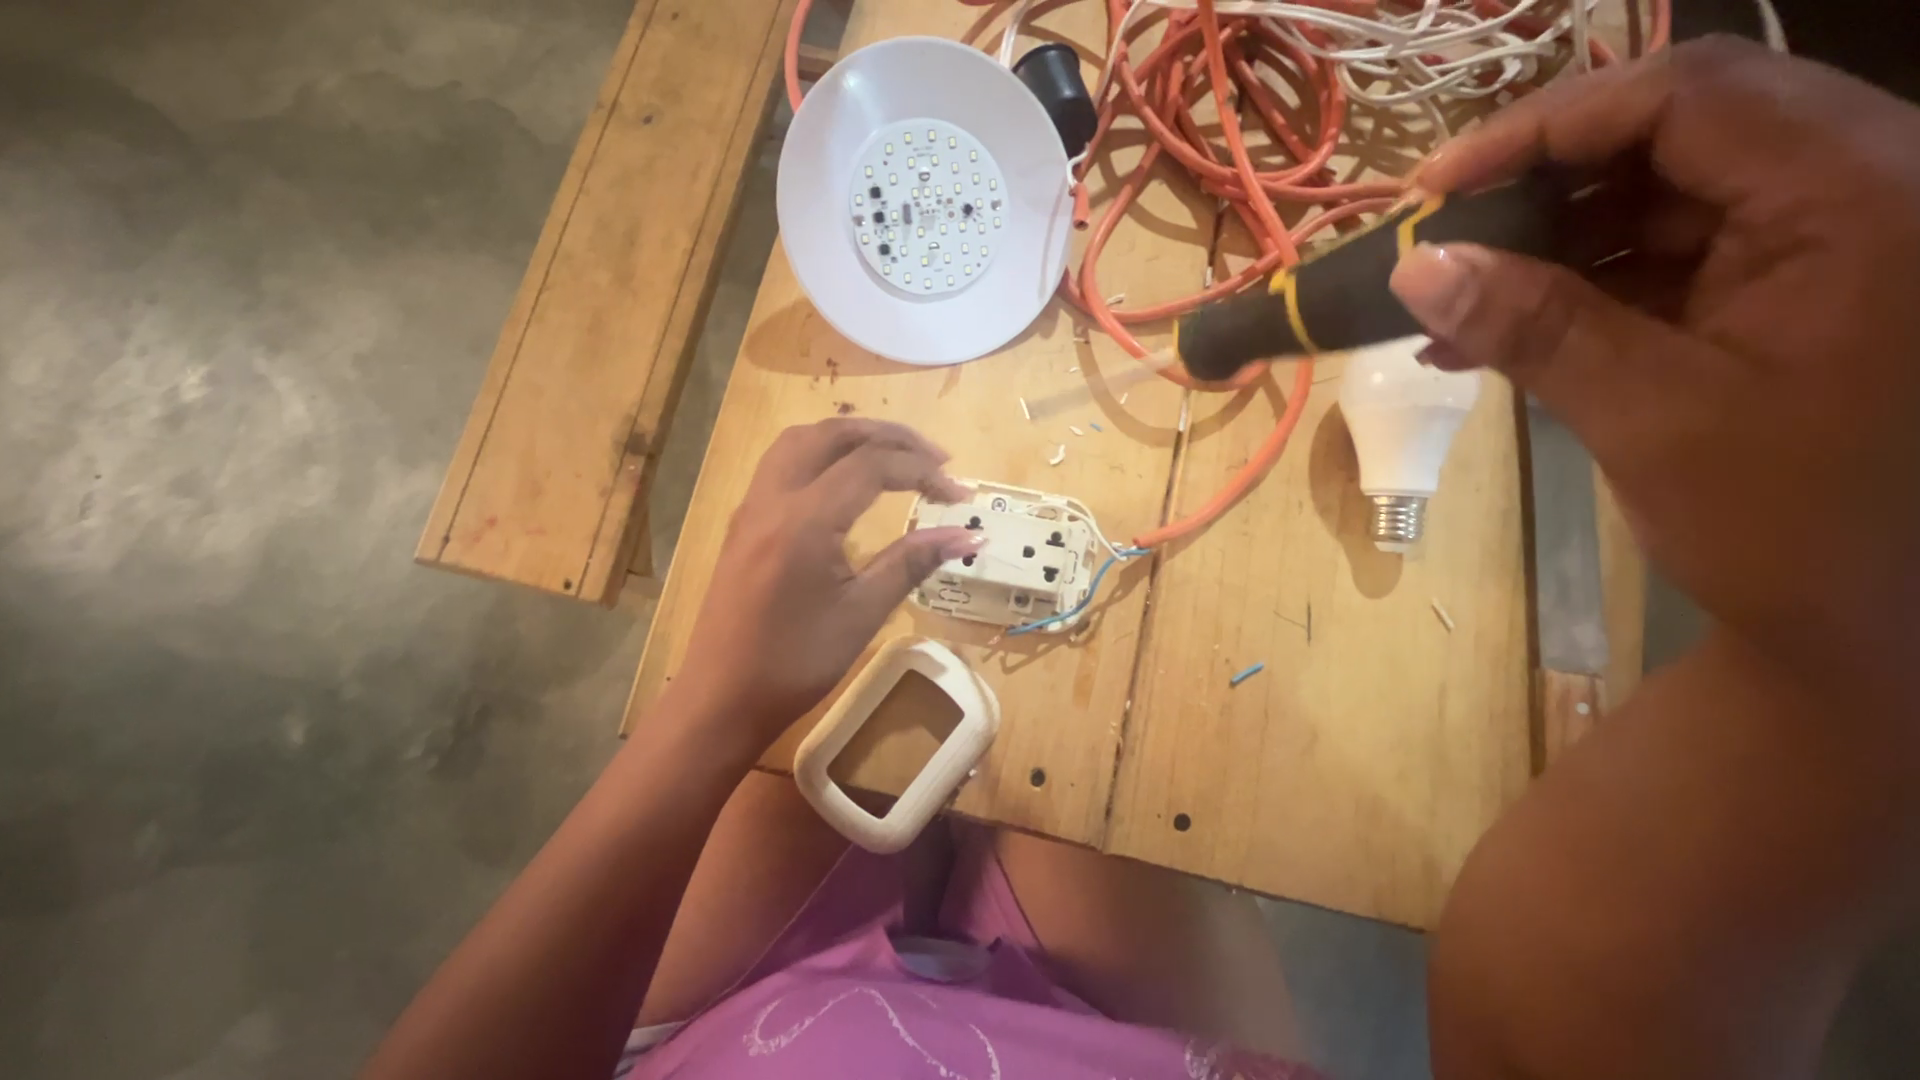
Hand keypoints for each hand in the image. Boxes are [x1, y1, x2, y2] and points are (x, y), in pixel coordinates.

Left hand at [670, 419, 980, 748]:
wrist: (722, 697)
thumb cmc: (795, 662)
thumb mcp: (862, 613)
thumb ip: (913, 562)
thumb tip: (968, 536)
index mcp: (804, 520)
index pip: (872, 465)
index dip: (922, 470)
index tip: (959, 495)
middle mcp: (773, 498)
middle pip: (834, 434)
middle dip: (890, 436)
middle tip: (935, 458)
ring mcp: (752, 507)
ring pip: (801, 440)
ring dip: (851, 436)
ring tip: (893, 456)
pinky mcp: (744, 522)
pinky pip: (782, 462)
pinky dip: (822, 453)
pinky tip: (845, 480)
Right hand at [1390, 38, 1919, 697]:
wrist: (1869, 615)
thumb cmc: (1791, 523)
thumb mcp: (1649, 417)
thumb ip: (1533, 327)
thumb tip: (1414, 268)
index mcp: (1860, 196)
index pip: (1682, 97)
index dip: (1540, 127)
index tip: (1433, 189)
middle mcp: (1854, 188)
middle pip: (1665, 135)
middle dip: (1532, 189)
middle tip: (1434, 243)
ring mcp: (1815, 239)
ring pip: (1650, 197)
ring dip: (1539, 250)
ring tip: (1444, 311)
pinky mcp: (1777, 286)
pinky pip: (1657, 257)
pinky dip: (1569, 291)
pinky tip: (1486, 338)